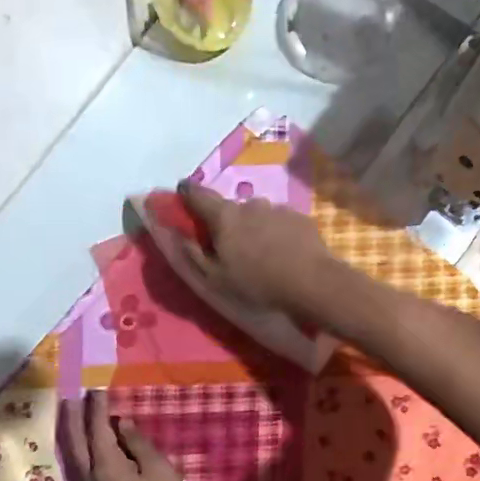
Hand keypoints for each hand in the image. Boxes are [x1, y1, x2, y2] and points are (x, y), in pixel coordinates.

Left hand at [59, 390, 187, 480]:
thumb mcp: (159, 469)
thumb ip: (138, 444)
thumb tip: (121, 424)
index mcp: (107, 466)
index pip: (98, 430)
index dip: (98, 410)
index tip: (97, 390)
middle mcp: (92, 475)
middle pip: (76, 442)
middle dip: (74, 419)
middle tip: (73, 398)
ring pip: (74, 454)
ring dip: (71, 432)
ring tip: (71, 415)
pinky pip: (80, 464)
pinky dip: (78, 448)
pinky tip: (82, 444)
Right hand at [173, 181, 338, 314]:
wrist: (313, 284)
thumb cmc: (257, 285)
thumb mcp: (213, 280)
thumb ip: (188, 253)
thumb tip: (165, 229)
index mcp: (225, 216)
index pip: (197, 195)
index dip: (187, 196)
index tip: (183, 198)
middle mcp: (252, 204)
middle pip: (232, 209)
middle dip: (228, 222)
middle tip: (233, 248)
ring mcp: (280, 210)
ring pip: (260, 216)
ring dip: (257, 229)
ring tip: (264, 255)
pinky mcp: (303, 220)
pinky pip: (283, 224)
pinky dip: (279, 235)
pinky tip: (286, 255)